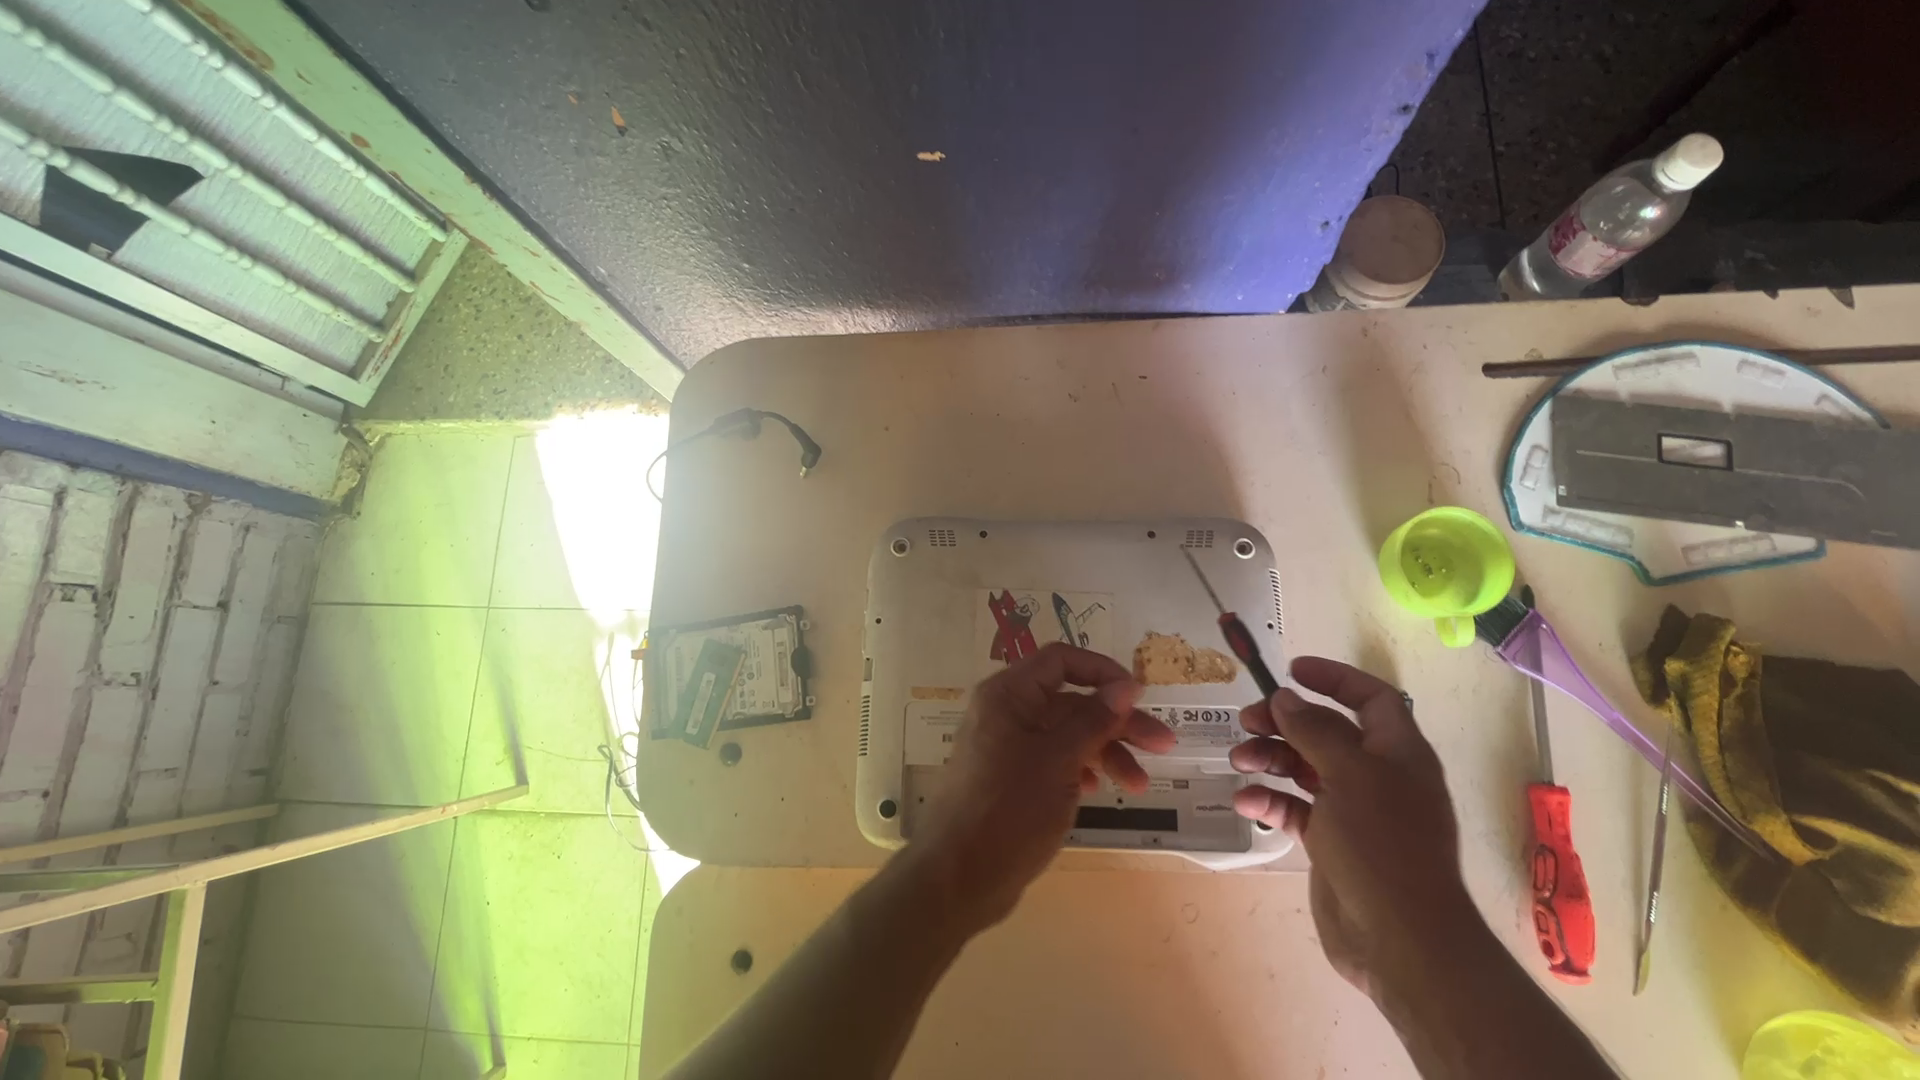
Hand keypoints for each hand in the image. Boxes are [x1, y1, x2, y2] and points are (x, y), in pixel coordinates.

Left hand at [909, 643, 1175, 927]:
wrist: (957, 877)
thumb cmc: (1008, 809)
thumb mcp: (1058, 760)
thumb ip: (1093, 720)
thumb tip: (1125, 685)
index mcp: (1008, 695)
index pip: (1061, 660)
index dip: (1103, 672)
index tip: (1141, 696)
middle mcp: (1005, 713)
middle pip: (1070, 701)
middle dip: (1117, 722)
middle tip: (1163, 745)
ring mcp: (1007, 747)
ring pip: (1066, 734)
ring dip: (1105, 752)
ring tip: (1139, 786)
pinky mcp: (1010, 779)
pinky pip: (1053, 760)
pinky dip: (1080, 769)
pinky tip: (1098, 789)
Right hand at [1229, 656, 1476, 998]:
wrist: (1400, 939)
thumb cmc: (1382, 844)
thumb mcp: (1349, 775)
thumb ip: (1314, 730)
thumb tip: (1285, 697)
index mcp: (1398, 752)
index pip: (1371, 698)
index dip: (1334, 678)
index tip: (1291, 670)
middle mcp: (1378, 776)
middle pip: (1327, 731)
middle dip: (1285, 722)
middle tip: (1247, 720)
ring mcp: (1354, 812)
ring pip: (1305, 768)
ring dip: (1270, 759)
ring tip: (1239, 760)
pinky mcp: (1332, 844)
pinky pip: (1295, 809)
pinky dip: (1270, 801)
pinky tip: (1246, 803)